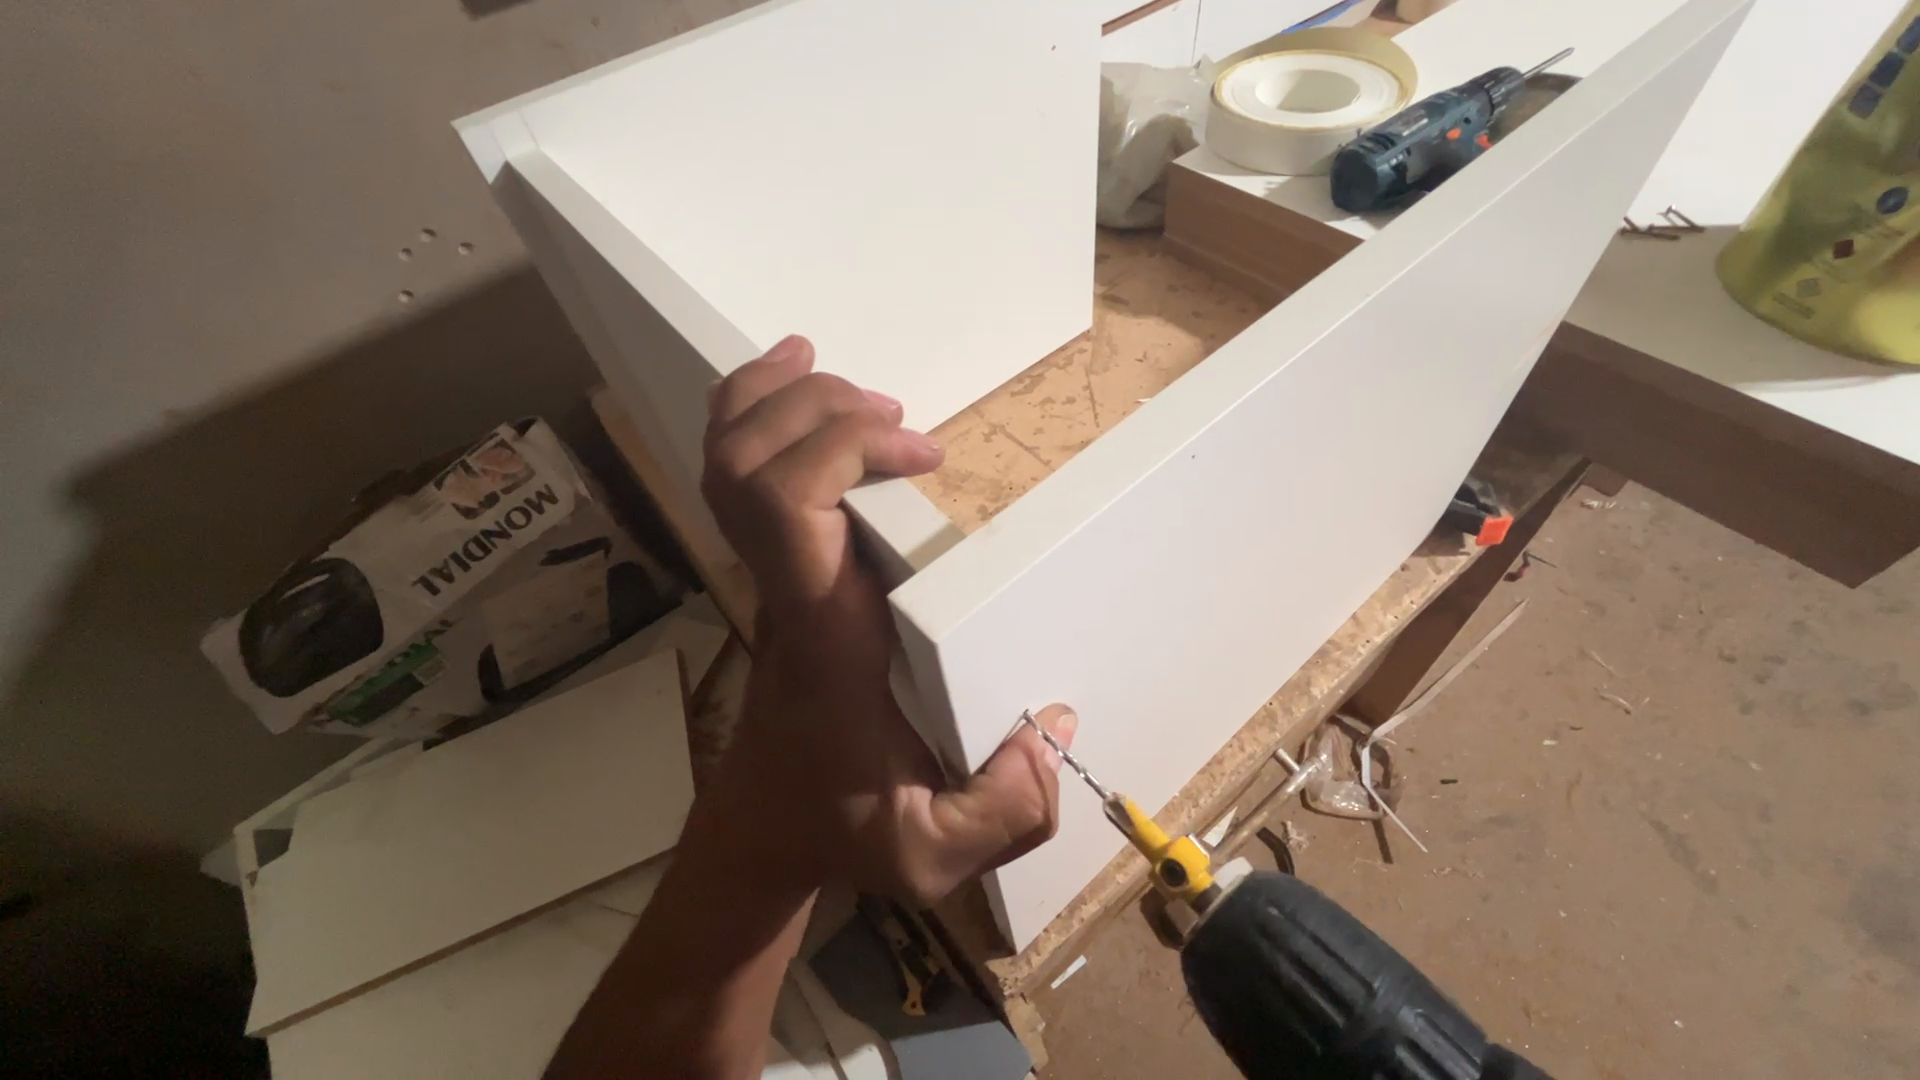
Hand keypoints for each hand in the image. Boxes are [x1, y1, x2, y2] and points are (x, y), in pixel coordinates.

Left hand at [697, 335, 1076, 904]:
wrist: (770, 820)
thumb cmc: (847, 825)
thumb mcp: (931, 855)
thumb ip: (1003, 811)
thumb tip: (1054, 730)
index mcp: (826, 629)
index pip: (789, 503)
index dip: (844, 448)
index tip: (925, 456)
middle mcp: (784, 585)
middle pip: (747, 457)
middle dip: (819, 409)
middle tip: (898, 425)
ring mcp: (764, 572)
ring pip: (726, 455)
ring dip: (784, 398)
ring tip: (862, 394)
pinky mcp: (768, 568)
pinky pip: (734, 473)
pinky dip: (754, 411)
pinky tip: (795, 377)